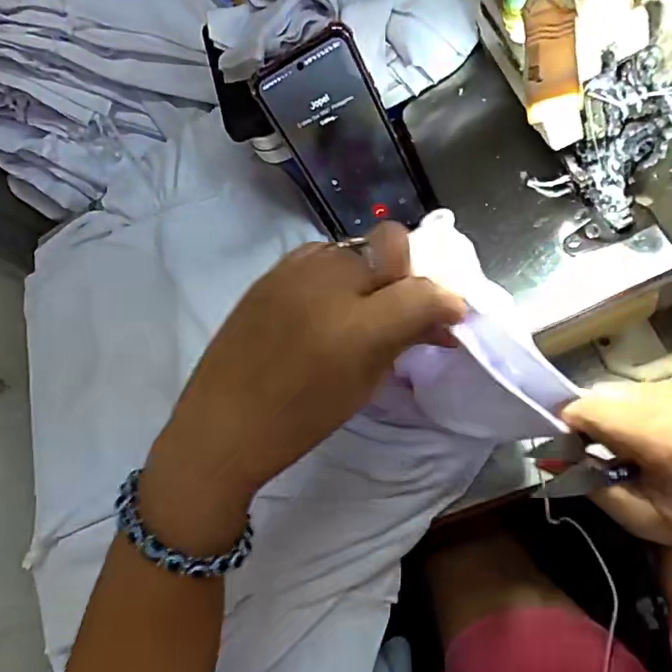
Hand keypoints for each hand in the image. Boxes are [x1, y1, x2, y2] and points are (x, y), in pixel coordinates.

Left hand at [146, 222, 465, 525]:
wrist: (223, 425)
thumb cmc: (300, 419)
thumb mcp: (365, 385)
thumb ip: (404, 340)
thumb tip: (439, 320)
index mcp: (359, 325)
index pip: (423, 290)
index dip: (445, 300)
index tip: (448, 318)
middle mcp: (330, 282)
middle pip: (391, 246)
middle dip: (407, 276)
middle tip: (404, 311)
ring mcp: (296, 269)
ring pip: (355, 246)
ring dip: (372, 270)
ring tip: (363, 309)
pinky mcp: (271, 271)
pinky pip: (321, 255)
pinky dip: (338, 273)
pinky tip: (328, 303)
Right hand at [560, 377, 671, 558]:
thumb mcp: (645, 520)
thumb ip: (592, 485)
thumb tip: (547, 458)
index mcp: (671, 441)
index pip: (592, 408)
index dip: (571, 426)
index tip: (573, 451)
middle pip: (606, 394)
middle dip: (593, 421)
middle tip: (603, 455)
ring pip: (626, 389)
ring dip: (617, 415)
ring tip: (637, 449)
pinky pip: (650, 388)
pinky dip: (641, 409)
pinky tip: (660, 437)